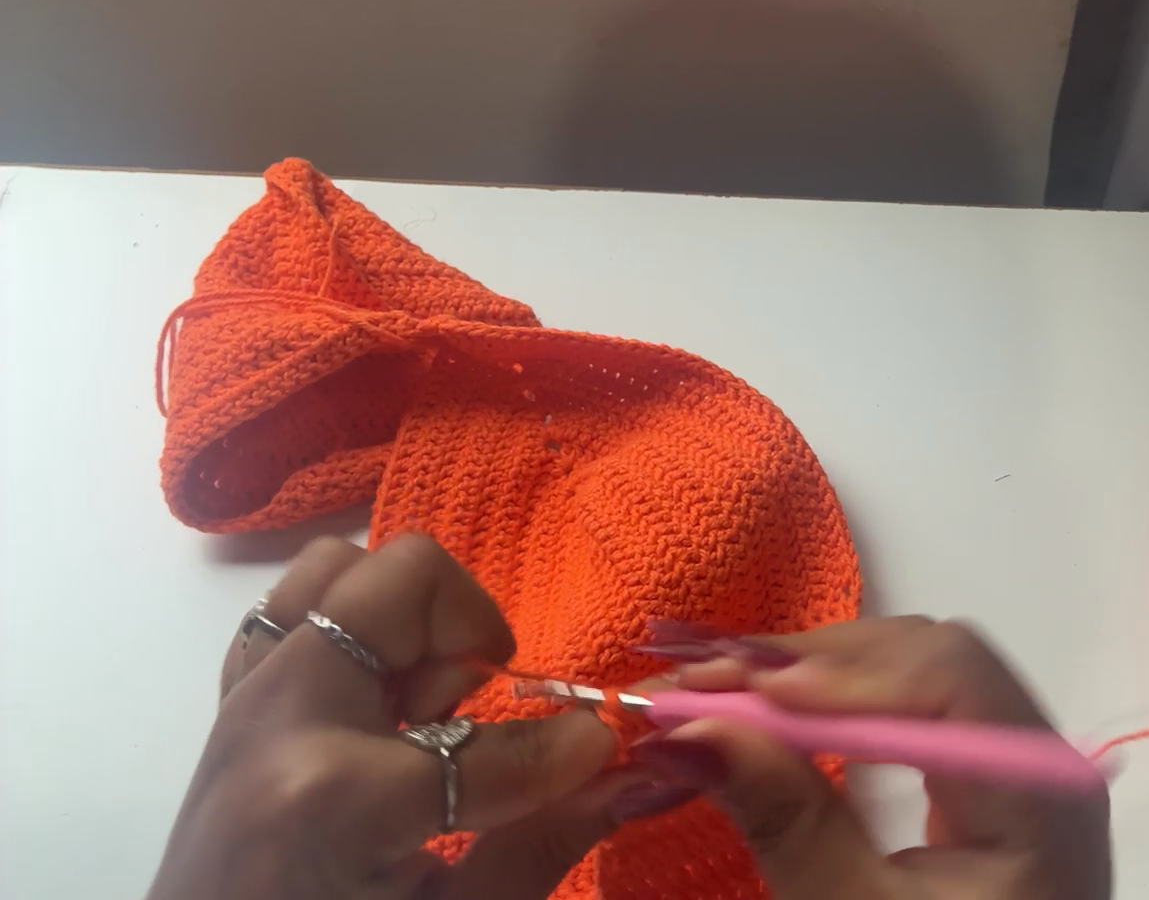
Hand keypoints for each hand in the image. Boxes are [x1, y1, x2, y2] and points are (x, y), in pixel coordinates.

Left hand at [152, 534, 703, 899]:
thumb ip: (554, 841)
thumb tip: (652, 768)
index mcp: (325, 797)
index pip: (491, 733)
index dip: (567, 748)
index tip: (599, 755)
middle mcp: (275, 719)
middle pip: (402, 576)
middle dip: (467, 626)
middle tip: (472, 707)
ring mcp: (243, 702)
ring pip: (340, 569)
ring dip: (411, 619)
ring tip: (421, 704)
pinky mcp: (236, 701)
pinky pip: (303, 604)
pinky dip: (363, 624)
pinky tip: (386, 700)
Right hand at [661, 616, 1112, 899]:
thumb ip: (792, 825)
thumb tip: (695, 731)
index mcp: (1039, 790)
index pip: (952, 674)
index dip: (851, 669)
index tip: (753, 687)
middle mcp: (1037, 749)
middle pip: (933, 655)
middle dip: (824, 661)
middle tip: (720, 679)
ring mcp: (1014, 751)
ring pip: (920, 664)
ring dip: (828, 671)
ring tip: (741, 687)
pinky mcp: (983, 766)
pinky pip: (919, 697)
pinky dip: (851, 696)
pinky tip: (799, 708)